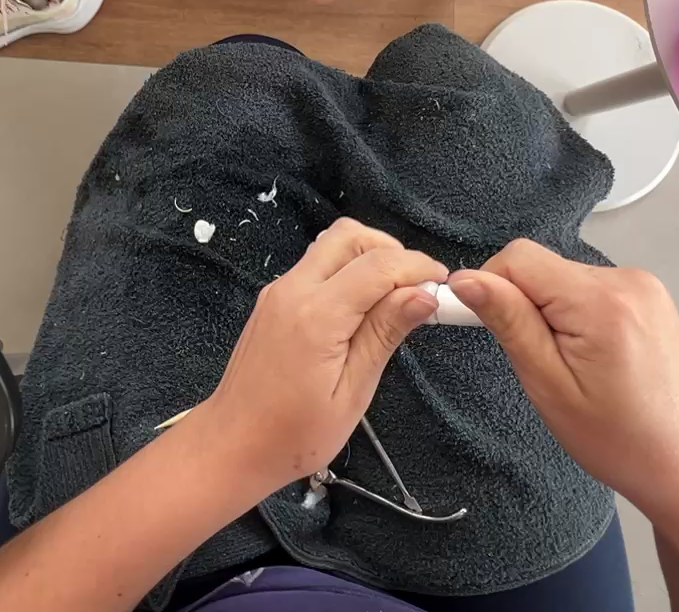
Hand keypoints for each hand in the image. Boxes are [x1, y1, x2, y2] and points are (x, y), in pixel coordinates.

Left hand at [195, 218, 445, 490]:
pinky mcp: (273, 298)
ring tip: (394, 297)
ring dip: (367, 256)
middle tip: (418, 286)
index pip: (377, 265)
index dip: (418, 267)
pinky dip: (346, 270)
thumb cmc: (294, 434)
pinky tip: (362, 307)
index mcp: (316, 314)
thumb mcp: (352, 392)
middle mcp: (293, 288)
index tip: (446, 285)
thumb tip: (424, 295)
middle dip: (391, 249)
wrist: (232, 443)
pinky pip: (315, 265)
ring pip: (330, 245)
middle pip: (348, 236)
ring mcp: (279, 289)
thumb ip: (385, 334)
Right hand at [447, 240, 678, 527]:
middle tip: (535, 356)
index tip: (486, 326)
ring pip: (559, 274)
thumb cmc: (615, 439)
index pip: (517, 258)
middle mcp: (626, 279)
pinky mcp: (648, 294)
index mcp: (601, 302)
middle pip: (539, 265)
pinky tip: (588, 350)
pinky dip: (572, 309)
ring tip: (567, 359)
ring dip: (547, 308)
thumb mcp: (547, 384)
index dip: (489, 285)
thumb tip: (464, 279)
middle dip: (522, 302)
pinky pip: (584, 284)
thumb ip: (507, 321)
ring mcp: (643, 285)